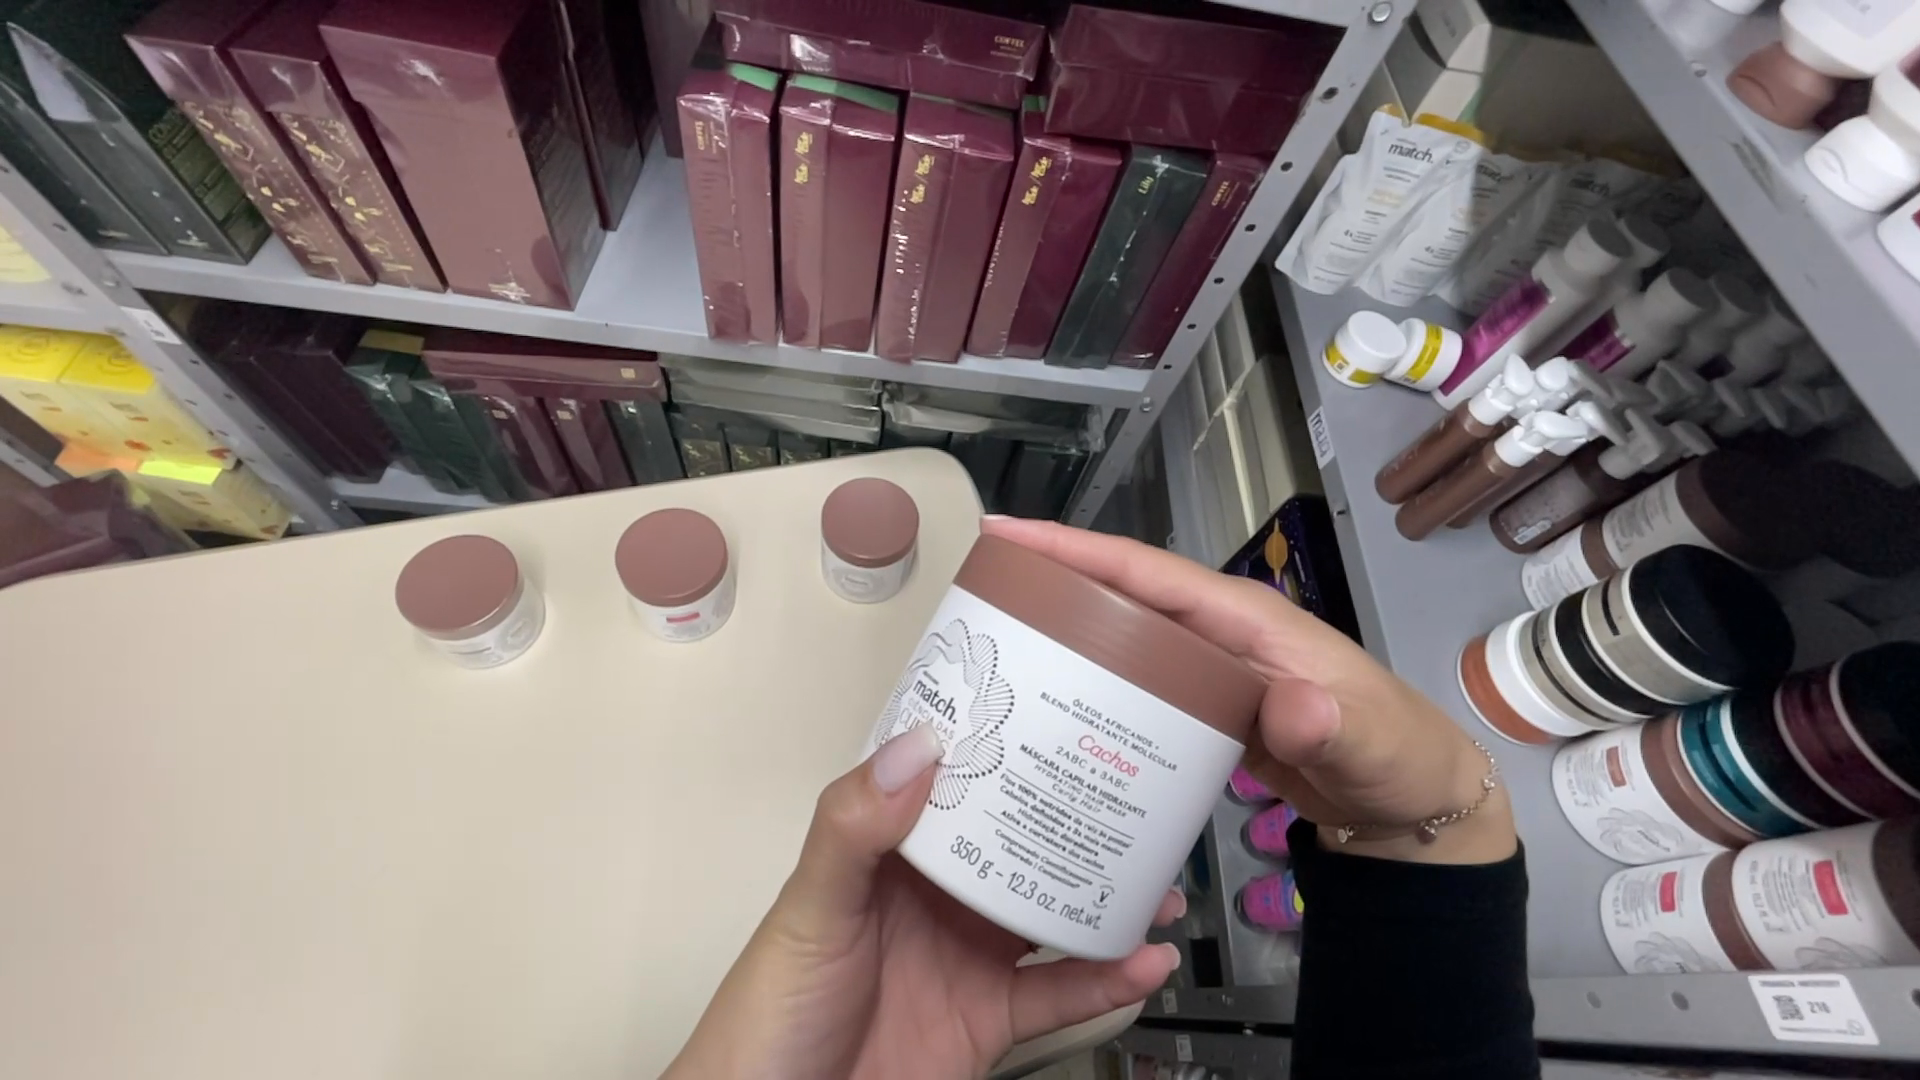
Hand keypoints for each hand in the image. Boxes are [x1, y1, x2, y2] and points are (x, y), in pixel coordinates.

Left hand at [662, 723, 1184, 1079]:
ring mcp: (970, 954)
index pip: (959, 787)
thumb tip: (921, 747)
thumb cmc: (779, 998)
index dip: (1005, 753)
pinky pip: (1058, 993)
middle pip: (1020, 846)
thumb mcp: (814, 902)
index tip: (1059, 721)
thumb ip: (854, 825)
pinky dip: (1106, 980)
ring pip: (1051, 913)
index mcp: (901, 849)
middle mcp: (943, 893)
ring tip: (1162, 883)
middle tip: (1133, 800)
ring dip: (1107, 898)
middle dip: (1074, 823)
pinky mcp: (990, 1017)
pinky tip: (1147, 962)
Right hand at [982, 518, 1514, 865]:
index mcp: (1243, 618)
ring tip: (995, 638)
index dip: (1077, 549)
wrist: (1406, 808)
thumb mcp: (1375, 744)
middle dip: (1050, 579)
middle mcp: (1213, 631)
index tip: (1009, 537)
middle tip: (980, 589)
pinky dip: (1089, 675)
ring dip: (1061, 627)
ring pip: (1118, 633)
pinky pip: (1131, 678)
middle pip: (1119, 592)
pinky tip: (1051, 699)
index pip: (1148, 571)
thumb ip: (1338, 727)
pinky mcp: (1196, 706)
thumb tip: (1293, 710)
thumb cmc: (1395, 758)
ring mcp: (1203, 669)